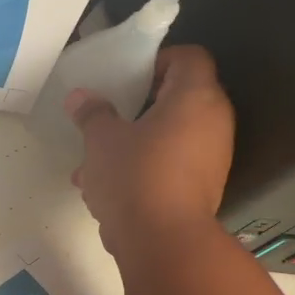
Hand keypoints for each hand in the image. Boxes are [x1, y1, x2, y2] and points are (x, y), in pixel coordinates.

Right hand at [66, 44, 234, 257]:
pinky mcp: (202, 182)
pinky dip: (144, 165)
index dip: (157, 60)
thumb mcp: (101, 142)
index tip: (125, 78)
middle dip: (138, 106)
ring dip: (135, 140)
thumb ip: (93, 115)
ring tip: (95, 162)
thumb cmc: (133, 176)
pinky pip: (171, 161)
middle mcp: (213, 119)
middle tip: (106, 119)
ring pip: (170, 133)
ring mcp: (212, 153)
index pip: (188, 57)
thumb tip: (80, 96)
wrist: (162, 236)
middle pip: (179, 96)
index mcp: (194, 97)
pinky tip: (108, 187)